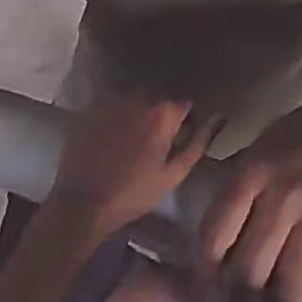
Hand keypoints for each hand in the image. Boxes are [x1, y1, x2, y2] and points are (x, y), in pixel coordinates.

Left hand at [47, 94, 220, 240]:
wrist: (81, 205)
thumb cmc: (133, 194)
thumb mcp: (173, 174)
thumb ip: (199, 142)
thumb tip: (220, 117)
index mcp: (163, 113)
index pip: (185, 104)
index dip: (184, 122)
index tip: (177, 140)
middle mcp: (139, 96)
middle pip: (159, 100)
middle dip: (160, 117)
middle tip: (153, 145)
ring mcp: (112, 100)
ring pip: (135, 101)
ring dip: (137, 115)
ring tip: (129, 143)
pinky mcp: (91, 108)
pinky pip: (112, 105)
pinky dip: (115, 117)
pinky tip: (110, 140)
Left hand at [199, 94, 301, 301]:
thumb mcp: (261, 148)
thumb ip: (240, 189)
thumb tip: (218, 244)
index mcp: (253, 172)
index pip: (215, 240)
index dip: (209, 273)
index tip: (216, 283)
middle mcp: (283, 196)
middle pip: (248, 274)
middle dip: (244, 297)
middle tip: (250, 298)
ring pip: (287, 291)